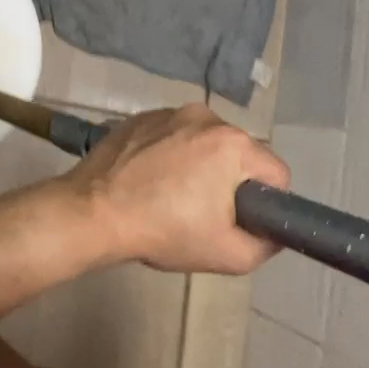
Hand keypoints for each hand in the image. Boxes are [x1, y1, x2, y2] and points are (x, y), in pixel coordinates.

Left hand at [62, 104, 290, 274]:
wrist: (93, 211)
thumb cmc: (164, 230)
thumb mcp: (231, 254)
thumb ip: (267, 242)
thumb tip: (270, 228)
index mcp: (232, 143)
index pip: (275, 174)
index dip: (264, 203)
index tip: (236, 220)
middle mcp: (203, 116)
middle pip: (238, 154)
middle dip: (229, 182)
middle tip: (201, 212)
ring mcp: (167, 112)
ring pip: (203, 143)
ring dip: (198, 165)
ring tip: (171, 195)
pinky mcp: (138, 117)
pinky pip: (171, 136)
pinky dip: (168, 154)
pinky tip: (149, 179)